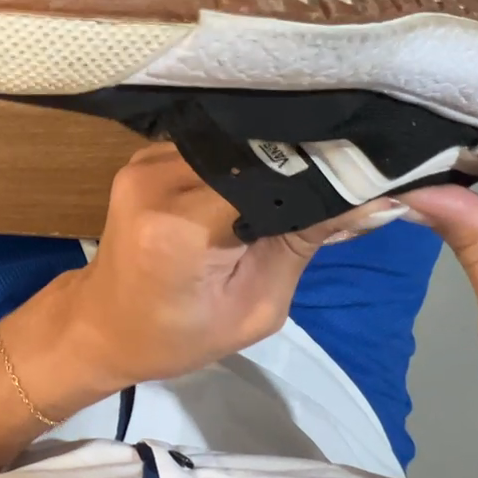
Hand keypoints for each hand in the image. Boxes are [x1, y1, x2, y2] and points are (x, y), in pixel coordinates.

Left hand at [51, 142, 395, 391]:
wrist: (102, 323)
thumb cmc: (177, 335)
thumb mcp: (256, 307)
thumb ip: (306, 244)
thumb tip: (375, 198)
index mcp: (182, 223)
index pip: (270, 176)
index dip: (323, 171)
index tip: (372, 175)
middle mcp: (159, 175)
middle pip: (253, 151)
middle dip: (304, 161)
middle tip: (354, 173)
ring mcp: (147, 159)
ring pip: (234, 143)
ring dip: (274, 158)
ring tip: (316, 174)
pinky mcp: (146, 154)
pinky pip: (211, 146)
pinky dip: (245, 160)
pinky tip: (268, 175)